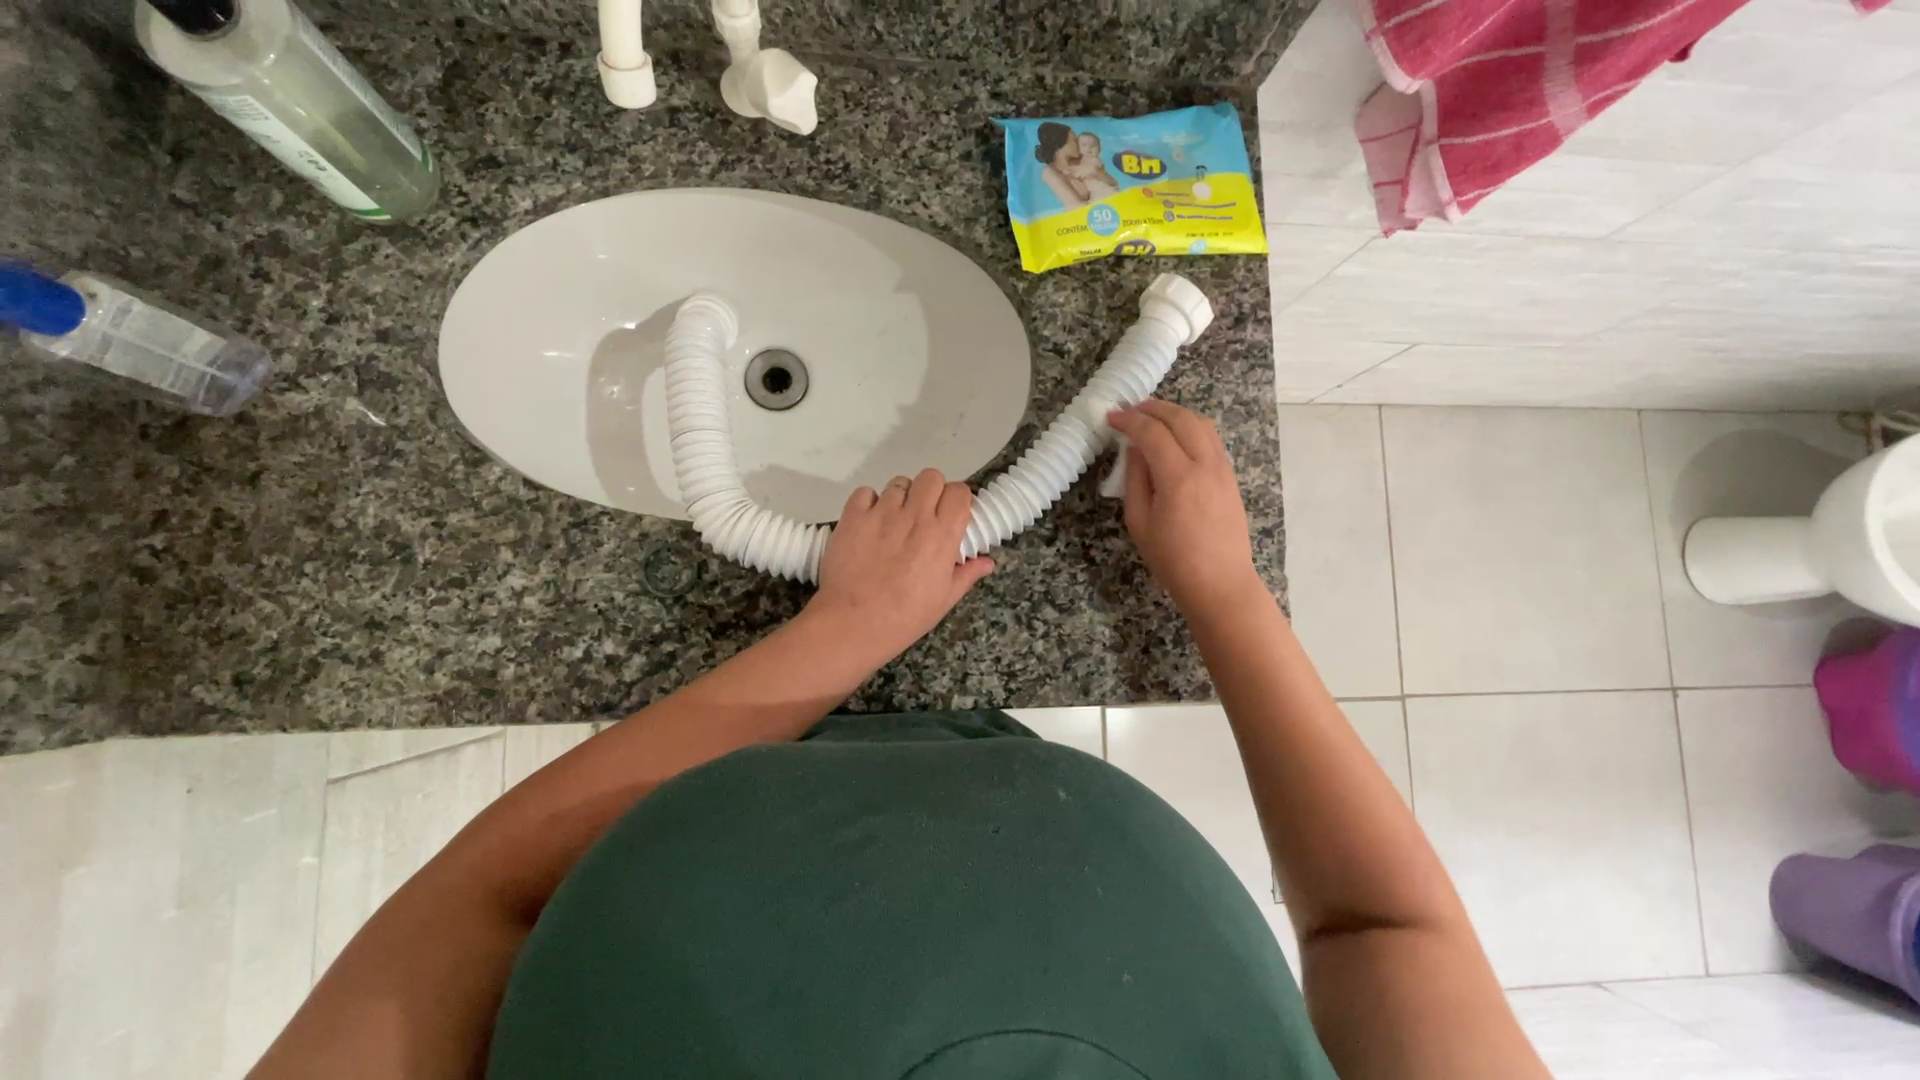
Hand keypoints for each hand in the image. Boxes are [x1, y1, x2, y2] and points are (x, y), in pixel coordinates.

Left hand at [806, 469, 994, 661]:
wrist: (854, 622)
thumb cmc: (905, 616)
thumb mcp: (944, 599)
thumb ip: (966, 574)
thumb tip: (987, 563)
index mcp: (942, 534)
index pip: (959, 492)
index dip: (958, 500)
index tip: (952, 514)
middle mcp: (914, 515)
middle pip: (931, 477)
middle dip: (931, 491)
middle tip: (925, 513)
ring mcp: (881, 513)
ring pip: (899, 483)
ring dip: (901, 497)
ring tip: (895, 520)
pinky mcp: (853, 516)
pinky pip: (865, 492)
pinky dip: (869, 502)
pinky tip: (870, 522)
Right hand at [1108, 399, 1259, 613]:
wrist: (1220, 583)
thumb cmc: (1173, 560)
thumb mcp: (1139, 522)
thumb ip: (1135, 479)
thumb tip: (1135, 449)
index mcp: (1178, 478)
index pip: (1152, 433)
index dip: (1129, 420)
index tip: (1111, 417)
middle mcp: (1205, 465)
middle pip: (1180, 418)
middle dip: (1153, 408)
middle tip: (1130, 409)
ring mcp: (1223, 469)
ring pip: (1200, 423)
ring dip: (1174, 413)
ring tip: (1152, 417)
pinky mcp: (1230, 476)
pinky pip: (1210, 439)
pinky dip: (1190, 427)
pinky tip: (1175, 437)